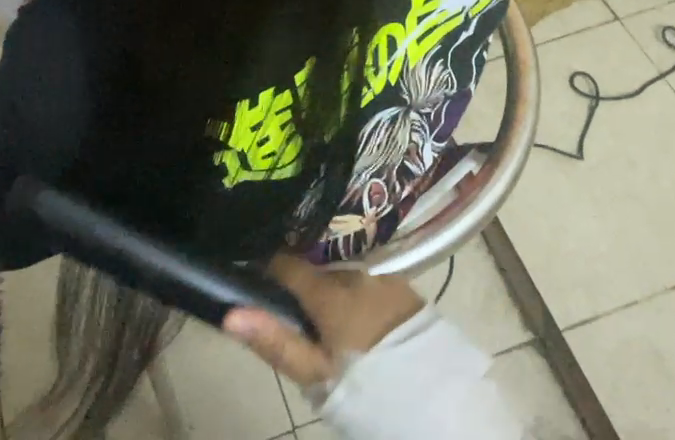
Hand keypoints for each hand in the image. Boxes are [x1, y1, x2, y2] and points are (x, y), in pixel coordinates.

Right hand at [221, 254, 423, 387]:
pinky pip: (374, 290)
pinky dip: (364, 304)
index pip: (286, 263)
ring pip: (348, 282)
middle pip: (318, 275)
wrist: (445, 412)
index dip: (268, 274)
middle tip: (305, 332)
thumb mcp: (317, 377)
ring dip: (338, 299)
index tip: (259, 290)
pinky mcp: (411, 295)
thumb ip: (274, 341)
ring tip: (339, 337)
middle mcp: (358, 275)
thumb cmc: (371, 394)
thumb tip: (230, 313)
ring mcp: (388, 281)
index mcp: (331, 291)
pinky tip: (369, 335)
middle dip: (307, 294)